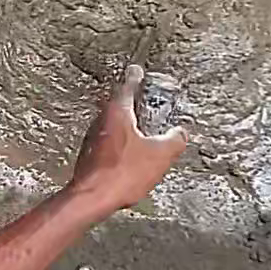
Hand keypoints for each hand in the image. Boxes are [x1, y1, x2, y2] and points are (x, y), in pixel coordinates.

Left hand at [67, 65, 187, 212]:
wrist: (92, 198)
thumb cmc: (121, 173)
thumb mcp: (160, 155)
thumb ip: (174, 140)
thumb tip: (180, 133)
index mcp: (117, 112)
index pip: (127, 87)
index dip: (135, 78)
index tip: (137, 71)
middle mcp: (101, 121)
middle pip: (118, 105)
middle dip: (133, 104)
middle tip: (146, 103)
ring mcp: (92, 138)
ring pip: (112, 124)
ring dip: (127, 125)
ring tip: (142, 132)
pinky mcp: (90, 155)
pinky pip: (108, 141)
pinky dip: (121, 142)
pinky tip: (129, 155)